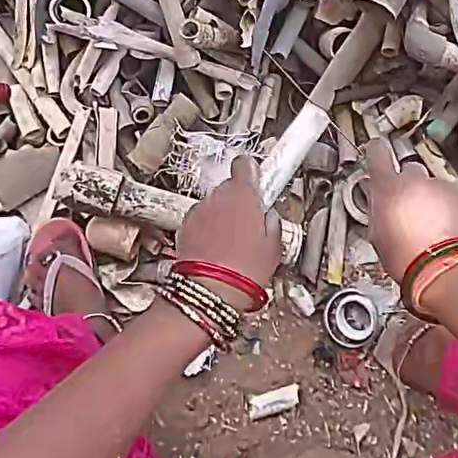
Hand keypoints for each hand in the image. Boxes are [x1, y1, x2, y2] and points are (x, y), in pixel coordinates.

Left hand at [175, 156, 279, 307]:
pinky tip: (215, 250)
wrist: (210, 293)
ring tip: (231, 244)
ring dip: (221, 216)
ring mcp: (199, 210)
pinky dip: (206, 230)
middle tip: (248, 225)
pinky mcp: (184, 226)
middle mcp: (218, 196)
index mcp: (243, 195)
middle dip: (238, 202)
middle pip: (229, 187)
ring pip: (213, 205)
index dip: (250, 172)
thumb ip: (272, 221)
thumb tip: (268, 216)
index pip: (245, 164)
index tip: (257, 183)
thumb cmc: (245, 271)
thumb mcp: (274, 246)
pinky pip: (200, 220)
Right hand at [364, 139, 457, 281]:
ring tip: (431, 231)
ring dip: (431, 202)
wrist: (450, 271)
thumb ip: (377, 210)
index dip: (377, 153)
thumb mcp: (378, 237)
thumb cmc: (409, 259)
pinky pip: (453, 200)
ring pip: (433, 188)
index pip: (377, 154)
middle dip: (409, 187)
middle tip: (408, 212)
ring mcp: (443, 188)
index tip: (377, 153)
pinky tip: (447, 233)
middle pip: (409, 172)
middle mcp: (417, 181)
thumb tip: (376, 201)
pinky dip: (450, 211)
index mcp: (389, 187)